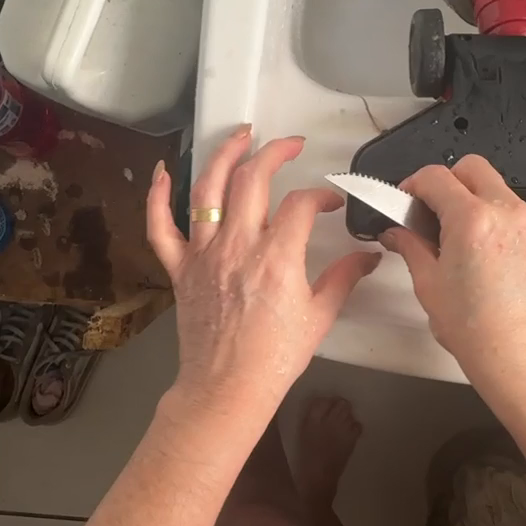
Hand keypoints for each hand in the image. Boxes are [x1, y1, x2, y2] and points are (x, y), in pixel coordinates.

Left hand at [147, 127, 380, 422]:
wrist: (226, 390)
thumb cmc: (273, 359)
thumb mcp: (319, 318)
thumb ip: (343, 278)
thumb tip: (368, 256)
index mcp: (277, 258)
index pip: (301, 204)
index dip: (321, 195)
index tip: (330, 202)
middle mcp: (238, 246)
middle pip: (253, 179)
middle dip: (274, 152)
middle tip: (289, 145)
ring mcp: (204, 254)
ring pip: (208, 189)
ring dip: (224, 154)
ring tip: (240, 135)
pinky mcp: (181, 269)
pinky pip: (161, 227)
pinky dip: (157, 197)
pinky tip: (162, 172)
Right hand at [380, 156, 525, 401]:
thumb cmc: (480, 334)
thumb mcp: (429, 287)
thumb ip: (410, 247)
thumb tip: (397, 232)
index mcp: (472, 221)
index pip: (435, 176)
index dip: (412, 185)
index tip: (405, 201)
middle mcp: (509, 213)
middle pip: (472, 169)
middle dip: (448, 183)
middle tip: (432, 213)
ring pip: (500, 193)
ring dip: (477, 205)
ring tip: (463, 246)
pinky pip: (522, 219)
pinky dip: (502, 227)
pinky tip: (492, 264)